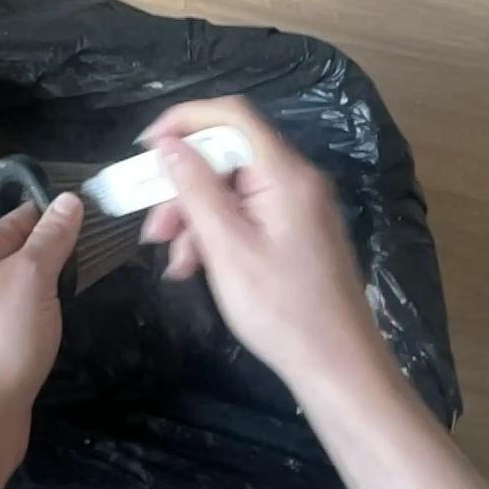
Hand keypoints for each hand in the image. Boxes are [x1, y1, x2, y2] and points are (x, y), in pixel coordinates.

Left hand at [0, 196, 82, 488]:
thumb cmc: (4, 336)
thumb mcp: (34, 275)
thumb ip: (51, 237)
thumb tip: (68, 198)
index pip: (24, 215)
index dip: (57, 214)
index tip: (94, 220)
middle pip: (22, 249)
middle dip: (55, 251)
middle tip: (96, 256)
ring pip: (22, 284)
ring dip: (49, 285)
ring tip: (81, 288)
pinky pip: (19, 315)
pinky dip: (40, 315)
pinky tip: (56, 326)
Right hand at [138, 97, 376, 378]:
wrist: (341, 373)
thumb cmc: (283, 311)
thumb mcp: (227, 247)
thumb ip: (195, 188)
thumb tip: (166, 143)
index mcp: (284, 174)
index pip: (232, 115)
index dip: (185, 119)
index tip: (148, 147)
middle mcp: (294, 179)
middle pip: (224, 155)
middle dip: (182, 184)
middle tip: (155, 223)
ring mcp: (295, 205)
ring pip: (228, 187)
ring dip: (193, 215)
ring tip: (173, 258)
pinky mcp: (292, 229)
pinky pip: (243, 211)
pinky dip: (214, 231)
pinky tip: (194, 266)